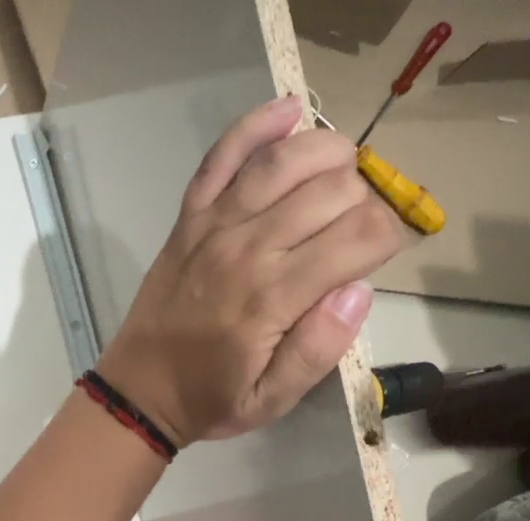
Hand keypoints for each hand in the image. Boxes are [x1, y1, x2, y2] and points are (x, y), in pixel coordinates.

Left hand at [95, 96, 404, 444]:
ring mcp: (213, 226)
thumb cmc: (209, 398)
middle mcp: (246, 248)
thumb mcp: (271, 400)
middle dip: (368, 198)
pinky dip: (256, 126)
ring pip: (284, 161)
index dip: (392, 234)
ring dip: (329, 153)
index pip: (359, 236)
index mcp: (272, 297)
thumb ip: (318, 349)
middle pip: (332, 190)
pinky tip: (290, 111)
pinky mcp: (189, 218)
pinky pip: (221, 156)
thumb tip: (359, 291)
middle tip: (363, 225)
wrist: (138, 391)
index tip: (390, 250)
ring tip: (346, 172)